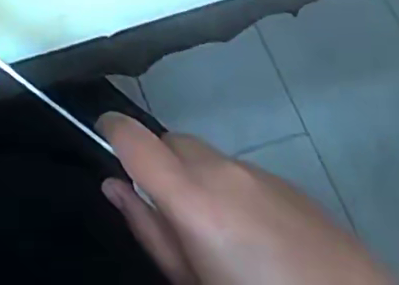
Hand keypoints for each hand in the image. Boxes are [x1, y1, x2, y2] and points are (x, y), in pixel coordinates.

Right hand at [97, 113, 392, 284]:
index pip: (130, 135)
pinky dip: (235, 192)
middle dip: (160, 163)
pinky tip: (258, 239)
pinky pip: (245, 175)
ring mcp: (262, 176)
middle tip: (170, 211)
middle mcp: (221, 171)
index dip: (109, 129)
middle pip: (171, 141)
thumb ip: (149, 230)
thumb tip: (114, 187)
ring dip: (199, 179)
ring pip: (209, 158)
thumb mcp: (193, 283)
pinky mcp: (296, 188)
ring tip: (220, 234)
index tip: (102, 139)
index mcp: (190, 197)